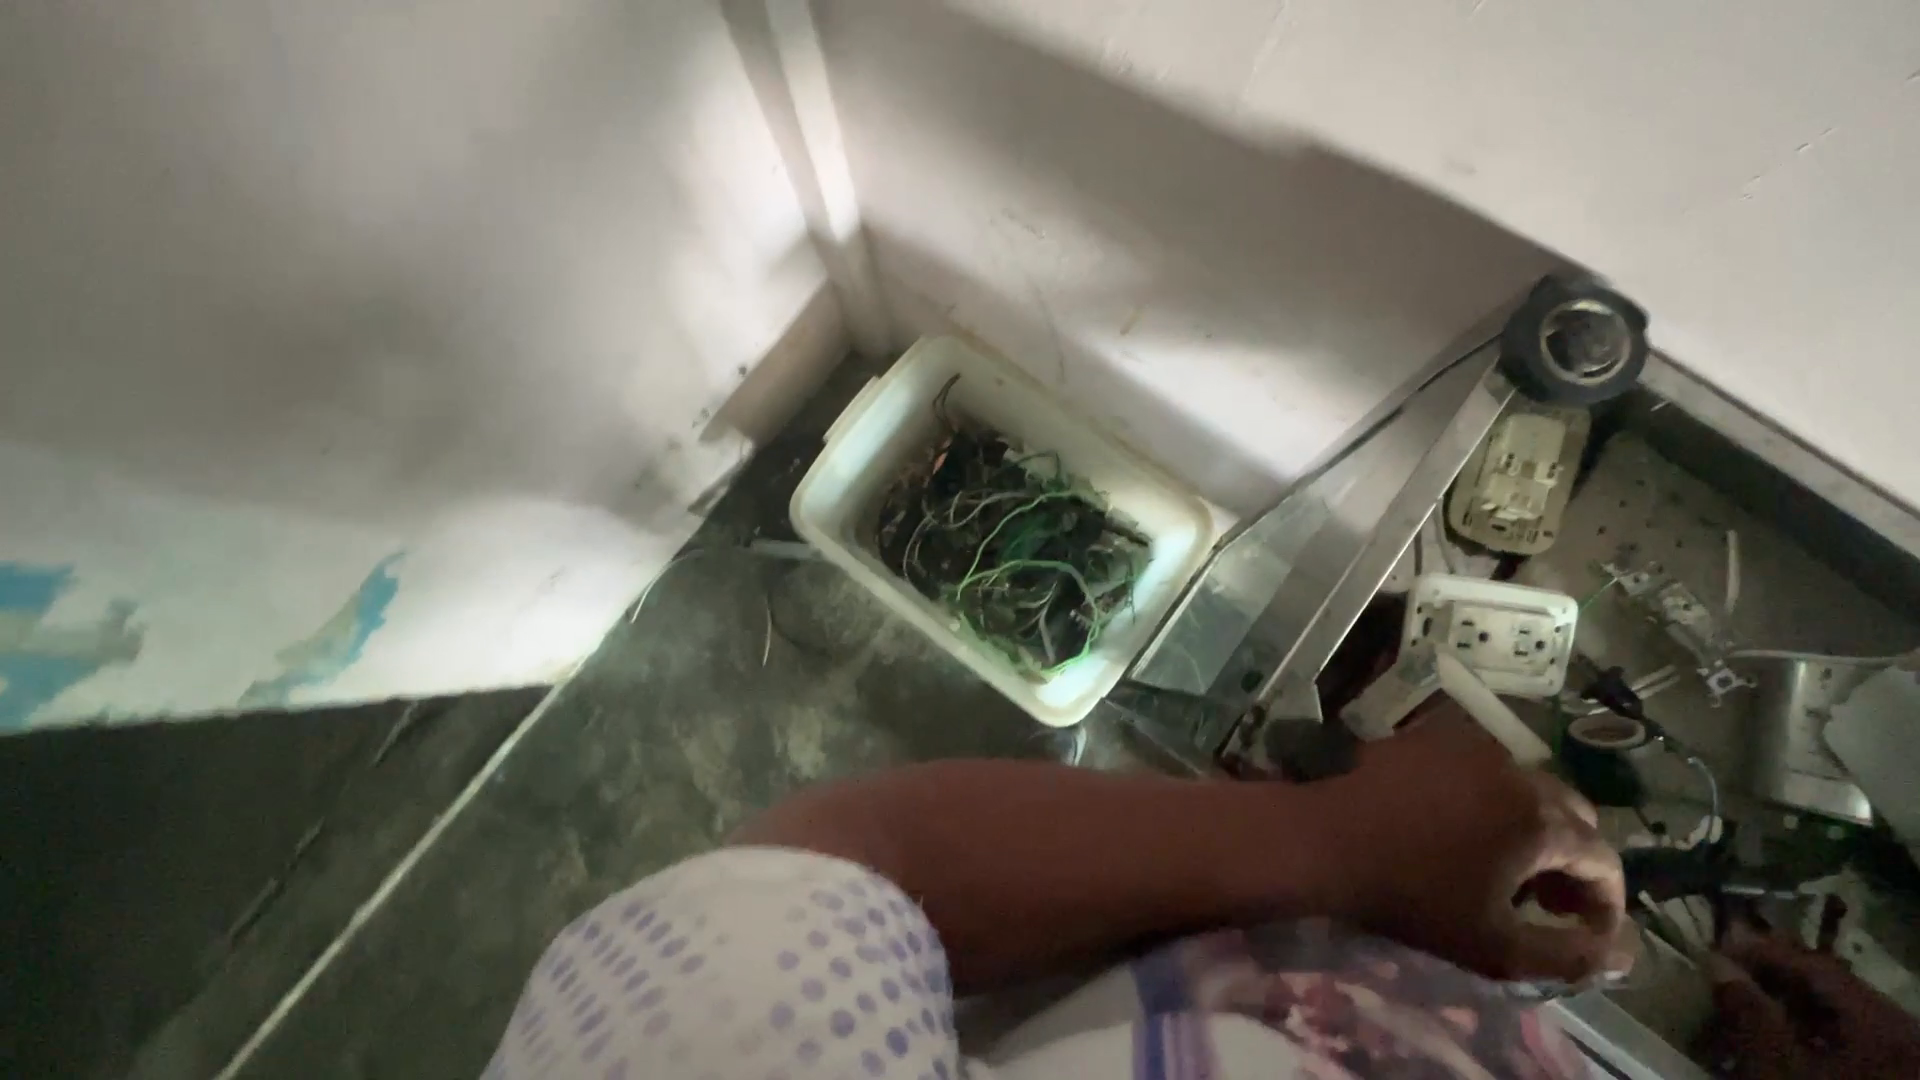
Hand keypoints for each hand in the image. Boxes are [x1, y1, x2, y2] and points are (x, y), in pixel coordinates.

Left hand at [1303, 704, 1630, 983]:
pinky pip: (1478, 766)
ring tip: (1503, 865)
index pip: (1604, 860)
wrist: (1323, 839)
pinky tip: (1460, 825)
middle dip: (1572, 860)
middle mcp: (1512, 767)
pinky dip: (1488, 795)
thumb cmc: (1409, 895)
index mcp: (1539, 817)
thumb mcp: (1496, 947)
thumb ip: (1570, 956)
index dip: (1605, 903)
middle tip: (1545, 900)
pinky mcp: (1425, 738)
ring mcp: (1464, 745)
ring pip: (1525, 785)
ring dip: (1531, 824)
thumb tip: (1616, 951)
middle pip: (1571, 814)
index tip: (1580, 931)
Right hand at [1698, 924, 1919, 1078]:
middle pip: (1834, 992)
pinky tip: (1787, 1051)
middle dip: (1776, 983)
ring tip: (1750, 1018)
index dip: (1761, 952)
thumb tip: (1718, 963)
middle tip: (1728, 982)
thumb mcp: (1777, 1067)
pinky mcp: (1897, 1077)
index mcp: (1885, 1027)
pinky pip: (1857, 1050)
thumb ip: (1747, 1009)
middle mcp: (1907, 1039)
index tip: (1714, 952)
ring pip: (1844, 1021)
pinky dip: (1815, 1041)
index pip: (1815, 967)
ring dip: (1792, 1012)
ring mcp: (1908, 1065)